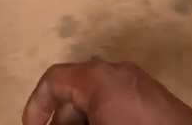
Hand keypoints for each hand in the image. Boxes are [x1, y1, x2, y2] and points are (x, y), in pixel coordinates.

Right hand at [22, 60, 191, 124]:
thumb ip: (67, 124)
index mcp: (97, 77)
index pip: (54, 79)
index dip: (37, 105)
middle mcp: (116, 72)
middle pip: (76, 91)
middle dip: (63, 120)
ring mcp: (138, 84)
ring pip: (98, 101)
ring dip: (84, 121)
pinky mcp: (155, 100)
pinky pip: (118, 105)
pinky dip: (105, 119)